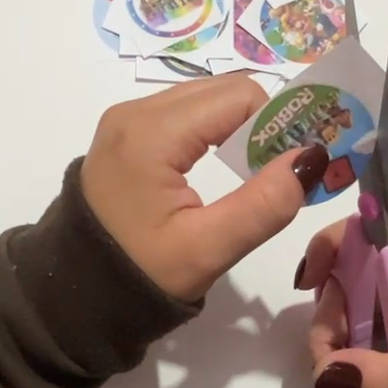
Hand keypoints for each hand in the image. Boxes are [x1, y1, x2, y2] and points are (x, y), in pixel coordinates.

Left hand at [82, 75, 330, 301]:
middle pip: (222, 92)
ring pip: (204, 100)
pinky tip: (227, 167)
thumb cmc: (140, 275)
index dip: (280, 122)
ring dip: (239, 128)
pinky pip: (183, 115)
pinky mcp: (125, 135)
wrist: (74, 295)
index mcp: (151, 133)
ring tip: (260, 172)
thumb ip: (264, 204)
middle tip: (287, 168)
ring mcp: (126, 121)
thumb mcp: (207, 249)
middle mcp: (135, 112)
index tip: (303, 160)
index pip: (239, 96)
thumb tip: (313, 157)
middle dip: (263, 123)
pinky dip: (213, 132)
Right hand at [295, 220, 387, 387]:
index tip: (305, 287)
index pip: (373, 230)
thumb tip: (323, 371)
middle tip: (327, 363)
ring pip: (364, 289)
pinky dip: (361, 334)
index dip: (331, 246)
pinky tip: (360, 369)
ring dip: (343, 327)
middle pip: (359, 266)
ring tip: (344, 375)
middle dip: (332, 310)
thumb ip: (380, 380)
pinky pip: (380, 307)